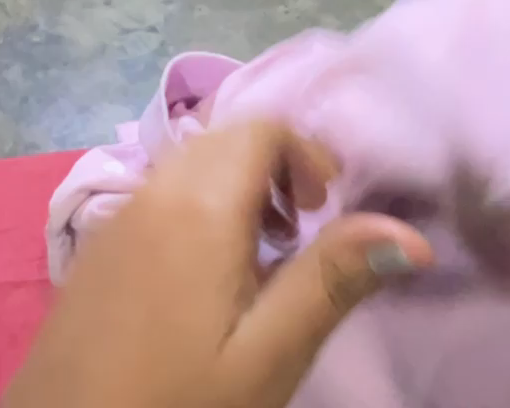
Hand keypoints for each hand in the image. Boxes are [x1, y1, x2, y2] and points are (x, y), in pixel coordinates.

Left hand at [6, 121, 431, 407]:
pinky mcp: (99, 240)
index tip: (326, 210)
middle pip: (225, 136)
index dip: (305, 153)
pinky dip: (198, 201)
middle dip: (275, 165)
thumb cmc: (176, 400)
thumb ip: (332, 282)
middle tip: (301, 233)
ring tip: (262, 255)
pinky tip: (206, 272)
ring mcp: (119, 211)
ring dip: (236, 184)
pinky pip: (160, 189)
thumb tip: (410, 233)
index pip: (259, 128)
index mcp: (199, 204)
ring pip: (190, 159)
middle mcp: (154, 188)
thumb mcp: (267, 355)